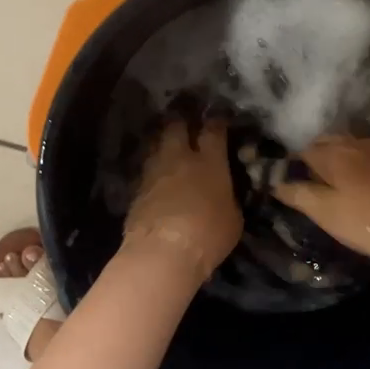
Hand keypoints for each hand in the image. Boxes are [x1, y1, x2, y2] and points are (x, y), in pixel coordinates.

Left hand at [124, 120, 242, 280]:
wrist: (163, 252)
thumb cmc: (209, 235)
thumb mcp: (233, 218)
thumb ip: (227, 198)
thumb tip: (223, 193)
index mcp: (210, 162)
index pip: (214, 130)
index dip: (216, 120)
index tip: (218, 117)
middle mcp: (179, 158)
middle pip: (176, 126)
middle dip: (181, 119)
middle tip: (185, 117)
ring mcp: (154, 172)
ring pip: (155, 144)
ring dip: (161, 141)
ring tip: (166, 141)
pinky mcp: (136, 189)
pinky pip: (145, 169)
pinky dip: (151, 168)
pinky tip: (155, 173)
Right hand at [273, 136, 369, 276]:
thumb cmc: (366, 223)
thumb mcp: (325, 213)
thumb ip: (298, 194)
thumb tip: (276, 183)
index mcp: (335, 153)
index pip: (304, 150)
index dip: (294, 165)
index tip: (290, 181)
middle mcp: (358, 144)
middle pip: (330, 142)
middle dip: (317, 155)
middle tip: (312, 181)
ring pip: (354, 147)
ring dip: (342, 158)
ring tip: (337, 183)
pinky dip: (363, 165)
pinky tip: (367, 186)